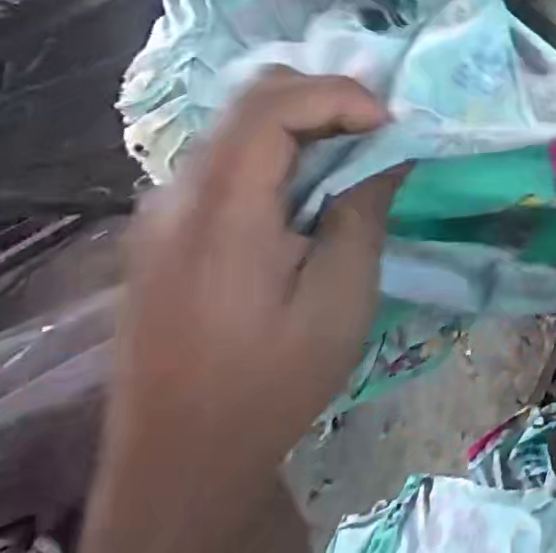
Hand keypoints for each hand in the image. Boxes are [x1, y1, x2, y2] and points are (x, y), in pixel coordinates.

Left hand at [83, 70, 402, 552]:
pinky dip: (281, 150)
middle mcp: (178, 196)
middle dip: (326, 97)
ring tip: (355, 157)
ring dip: (305, 123)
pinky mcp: (167, 231)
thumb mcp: (341, 295)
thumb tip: (391, 150)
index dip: (339, 95)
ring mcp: (164, 212)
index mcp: (219, 211)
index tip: (390, 125)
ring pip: (237, 125)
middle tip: (379, 131)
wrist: (182, 461)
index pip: (271, 106)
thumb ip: (364, 208)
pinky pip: (228, 159)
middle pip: (249, 101)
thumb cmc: (272, 379)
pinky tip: (311, 191)